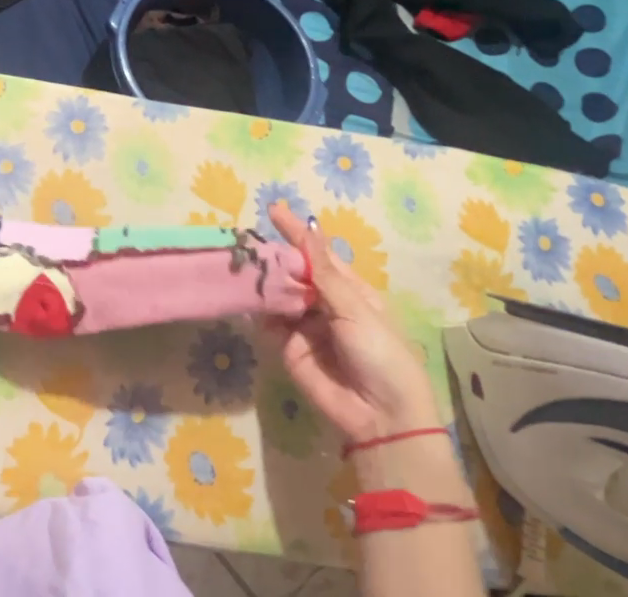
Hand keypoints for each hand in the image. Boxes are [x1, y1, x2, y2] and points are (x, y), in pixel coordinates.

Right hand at [265, 203, 439, 442]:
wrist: (381, 416)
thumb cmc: (382, 356)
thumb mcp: (357, 310)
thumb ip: (325, 274)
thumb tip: (310, 230)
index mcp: (351, 291)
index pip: (319, 255)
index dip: (298, 233)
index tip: (274, 210)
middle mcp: (325, 304)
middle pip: (294, 273)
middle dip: (275, 258)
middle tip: (249, 244)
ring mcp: (304, 325)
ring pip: (278, 294)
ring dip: (264, 281)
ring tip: (244, 266)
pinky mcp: (287, 347)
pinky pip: (268, 321)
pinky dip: (258, 308)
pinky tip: (248, 296)